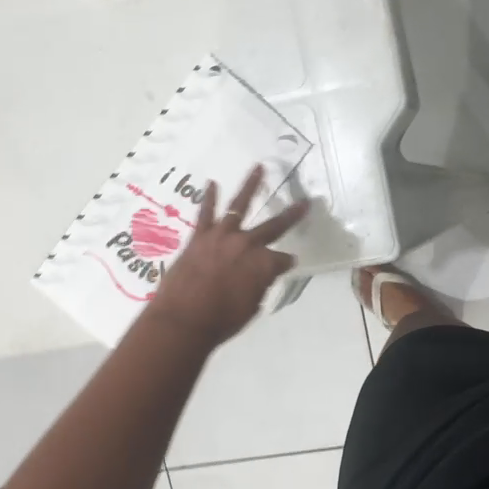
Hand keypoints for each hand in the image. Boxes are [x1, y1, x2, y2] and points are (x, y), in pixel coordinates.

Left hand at [150, 166, 310, 345]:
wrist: (184, 320)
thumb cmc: (222, 321)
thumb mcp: (252, 306)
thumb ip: (259, 285)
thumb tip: (260, 276)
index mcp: (265, 264)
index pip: (282, 260)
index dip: (285, 263)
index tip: (286, 265)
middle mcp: (248, 244)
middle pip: (274, 226)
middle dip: (292, 214)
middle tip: (304, 203)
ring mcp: (223, 236)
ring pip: (240, 205)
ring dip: (251, 185)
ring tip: (259, 168)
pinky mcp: (200, 237)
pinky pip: (206, 213)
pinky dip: (209, 198)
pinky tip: (212, 184)